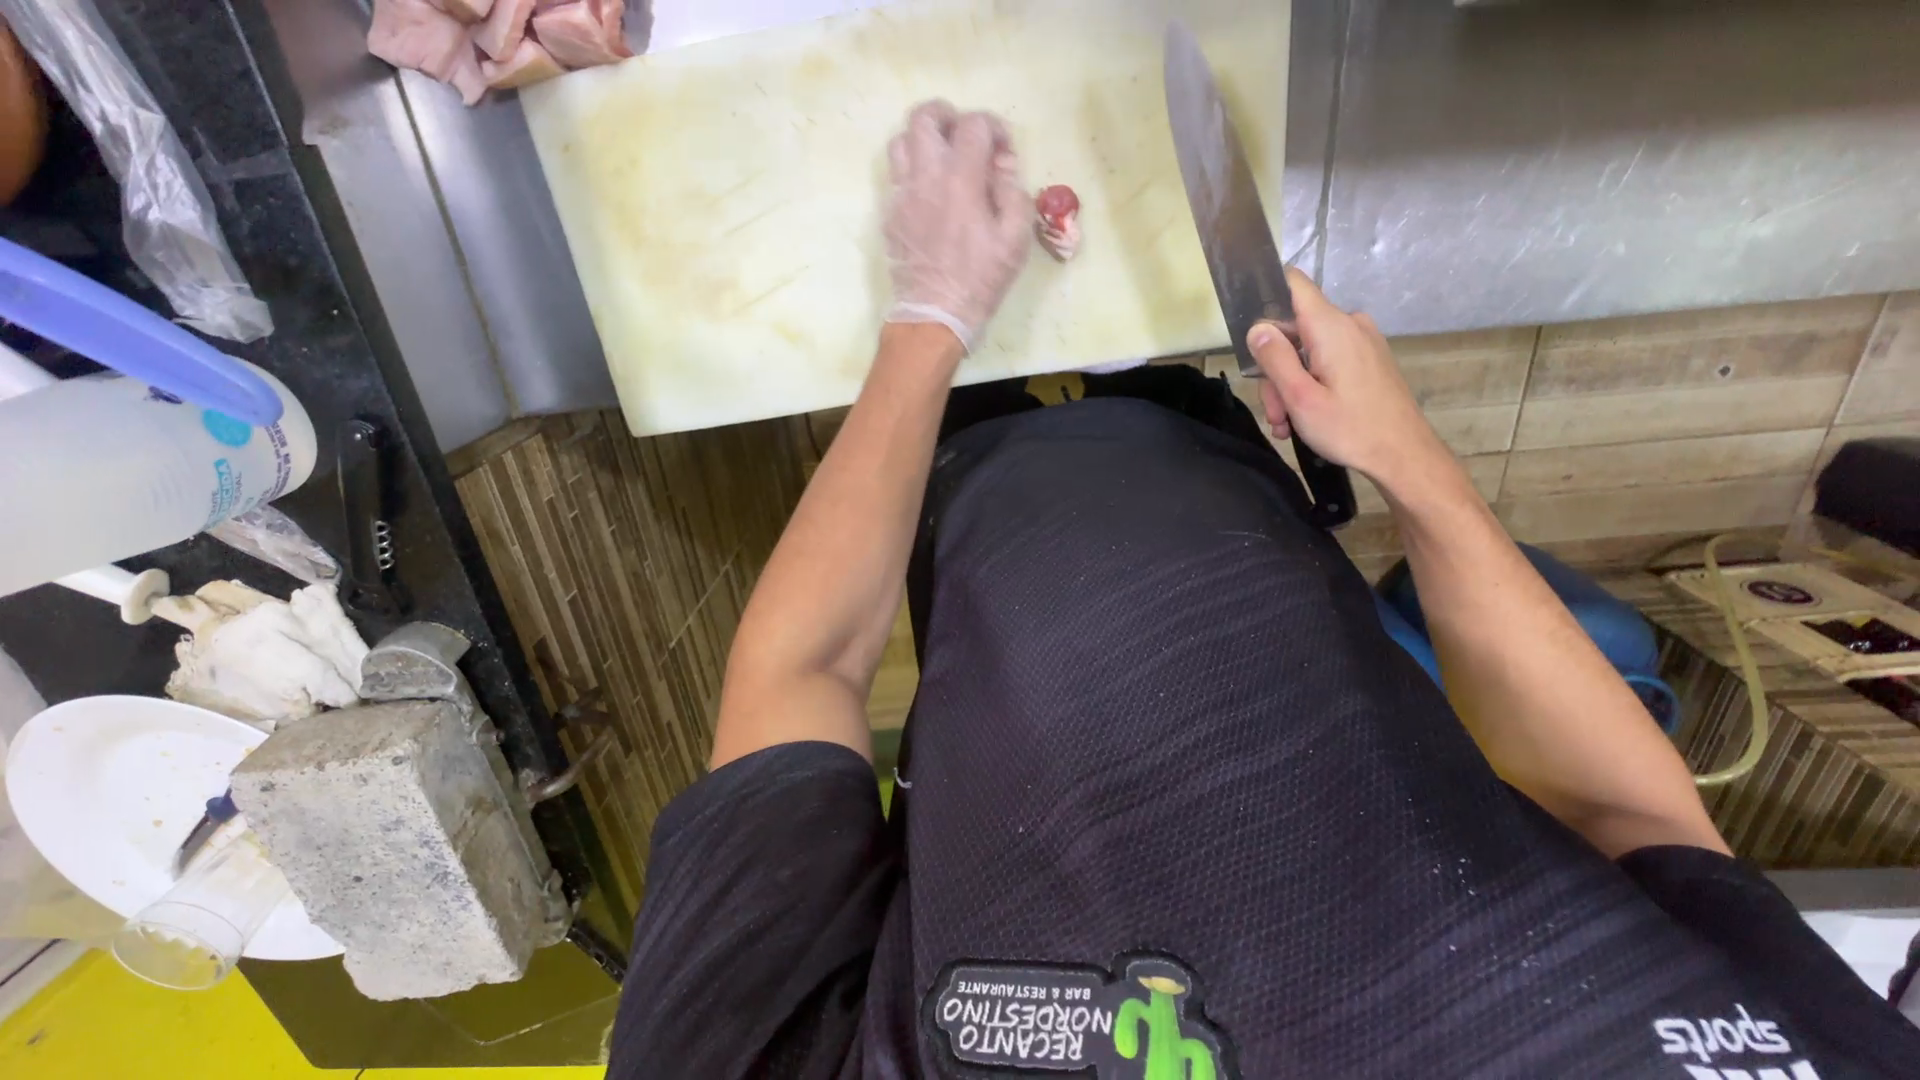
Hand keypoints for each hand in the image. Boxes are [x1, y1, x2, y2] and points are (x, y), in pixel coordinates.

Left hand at [883, 100, 1032, 350]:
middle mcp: (925, 176)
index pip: (974, 124)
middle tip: (963, 137)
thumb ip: (1014, 192)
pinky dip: (913, 173)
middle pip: (924, 117)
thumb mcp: (1015, 239)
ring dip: (923, 141)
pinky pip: (895, 178)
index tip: (1003, 152)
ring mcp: (902, 194)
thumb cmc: (981, 279)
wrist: (935, 314)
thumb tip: (1002, 167)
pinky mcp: (890, 215)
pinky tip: (930, 194)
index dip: (994, 128)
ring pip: (901, 142)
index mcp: (961, 177)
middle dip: (947, 117)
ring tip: (942, 161)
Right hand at [1247, 269, 1453, 488]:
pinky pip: (1327, 361)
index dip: (1266, 299)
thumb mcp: (1300, 398)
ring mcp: (1361, 341)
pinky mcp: (1368, 359)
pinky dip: (1311, 385)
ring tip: (1288, 424)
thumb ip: (1275, 359)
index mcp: (1331, 327)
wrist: (1404, 456)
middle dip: (1275, 368)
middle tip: (1275, 413)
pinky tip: (1306, 418)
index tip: (1251, 334)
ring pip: (1308, 350)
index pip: (1293, 283)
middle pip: (1294, 329)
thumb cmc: (1351, 428)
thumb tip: (1256, 328)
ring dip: (1291, 385)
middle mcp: (1349, 324)